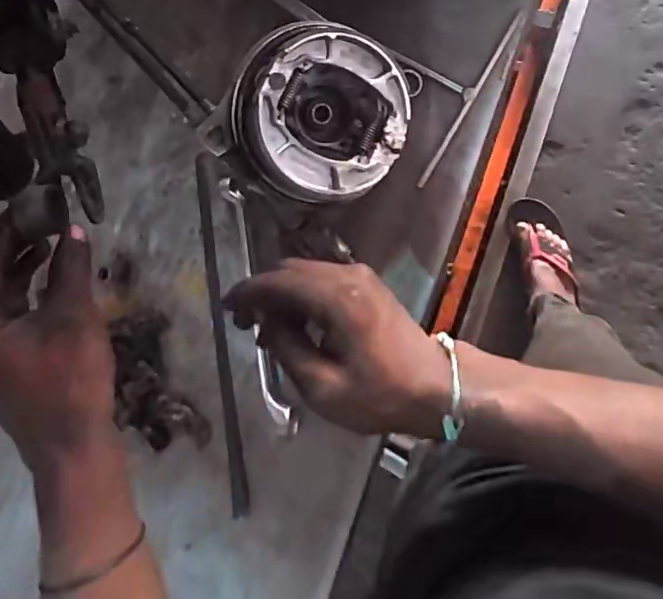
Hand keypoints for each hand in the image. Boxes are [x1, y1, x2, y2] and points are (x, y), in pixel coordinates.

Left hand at [0, 212, 112, 468]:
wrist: (72, 445)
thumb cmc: (71, 379)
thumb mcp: (74, 315)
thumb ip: (70, 267)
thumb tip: (72, 229)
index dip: (2, 233)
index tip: (28, 207)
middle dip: (7, 246)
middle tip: (38, 218)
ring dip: (14, 266)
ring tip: (47, 238)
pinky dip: (19, 290)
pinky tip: (45, 273)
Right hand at [223, 259, 451, 437]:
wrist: (436, 386)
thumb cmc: (381, 394)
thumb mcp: (325, 388)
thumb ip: (289, 349)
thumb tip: (267, 322)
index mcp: (337, 297)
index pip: (280, 280)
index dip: (249, 291)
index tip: (227, 307)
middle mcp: (348, 275)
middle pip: (291, 269)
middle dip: (264, 292)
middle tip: (246, 325)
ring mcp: (360, 275)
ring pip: (307, 272)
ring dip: (283, 293)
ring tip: (270, 332)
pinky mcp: (367, 283)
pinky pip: (323, 279)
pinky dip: (303, 294)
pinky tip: (298, 324)